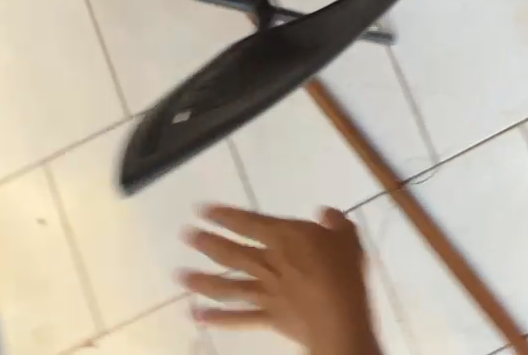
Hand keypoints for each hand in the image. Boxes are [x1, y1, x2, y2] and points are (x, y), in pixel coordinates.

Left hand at [179, 204, 379, 354]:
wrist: (338, 317)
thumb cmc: (345, 270)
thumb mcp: (348, 236)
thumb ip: (334, 223)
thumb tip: (324, 213)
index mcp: (287, 238)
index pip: (250, 223)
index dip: (225, 216)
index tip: (203, 210)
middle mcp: (268, 263)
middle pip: (231, 253)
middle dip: (207, 243)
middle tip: (186, 235)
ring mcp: (264, 292)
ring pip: (226, 286)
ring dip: (201, 281)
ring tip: (179, 275)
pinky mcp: (266, 316)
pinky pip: (237, 317)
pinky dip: (215, 318)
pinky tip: (196, 315)